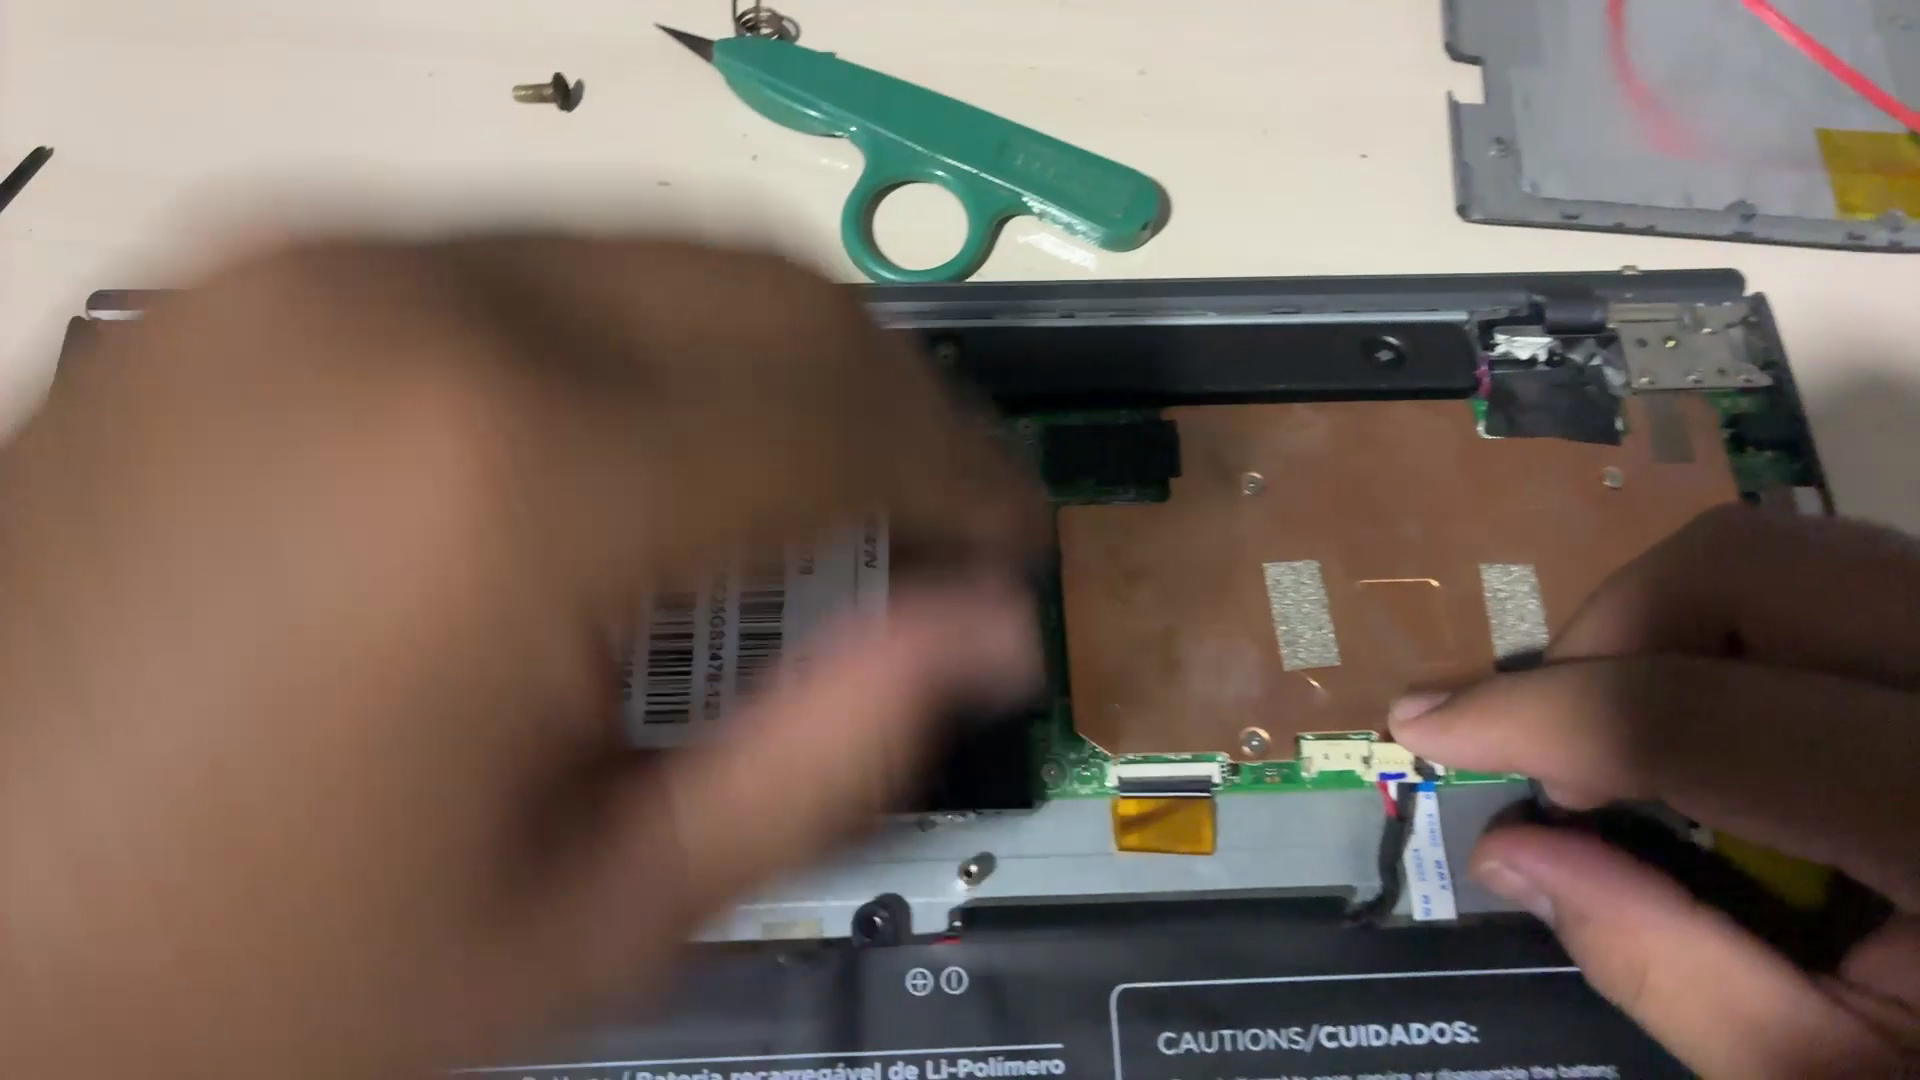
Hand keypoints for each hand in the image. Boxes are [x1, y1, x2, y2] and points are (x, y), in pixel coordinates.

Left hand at [0, 237, 1043, 1077]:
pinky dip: (687, 345)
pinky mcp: (284, 268)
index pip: (839, 423)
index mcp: (515, 484)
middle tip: (949, 506)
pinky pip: (574, 268)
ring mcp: (335, 261)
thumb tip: (994, 631)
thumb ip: (833, 748)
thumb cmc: (265, 976)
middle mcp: (428, 307)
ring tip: (845, 481)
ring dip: (806, 366)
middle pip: (780, 301)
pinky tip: (697, 445)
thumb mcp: (603, 912)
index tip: (1018, 532)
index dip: (965, 475)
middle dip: (904, 404)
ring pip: (688, 259)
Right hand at [1392, 506, 1919, 1076]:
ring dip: (1664, 633)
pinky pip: (1847, 590)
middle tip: (1561, 742)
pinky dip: (1742, 642)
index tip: (1421, 725)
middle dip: (1604, 639)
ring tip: (1645, 740)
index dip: (1522, 715)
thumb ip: (1668, 968)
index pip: (1685, 714)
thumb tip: (1509, 855)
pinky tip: (1742, 738)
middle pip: (1748, 566)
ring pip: (1794, 557)